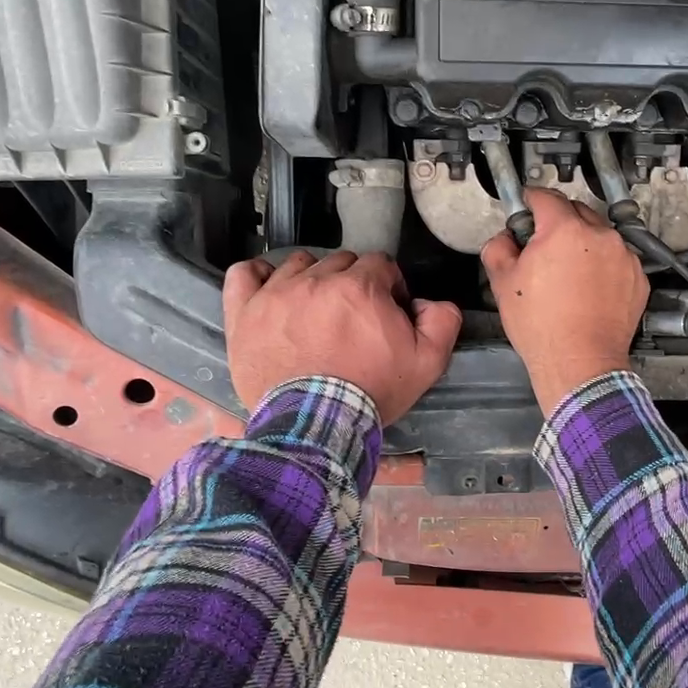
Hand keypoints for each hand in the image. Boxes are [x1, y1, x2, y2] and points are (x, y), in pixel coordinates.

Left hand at [222, 251, 461, 423]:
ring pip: (299, 265)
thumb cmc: (370, 392)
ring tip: (315, 310)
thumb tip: (429, 302)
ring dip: (312, 279)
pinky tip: (270, 289)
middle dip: (352, 283)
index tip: (386, 311)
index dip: (388, 286)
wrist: (315, 425)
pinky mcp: (245, 313)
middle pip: (341, 262)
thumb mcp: (427, 363)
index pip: (380, 264)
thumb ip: (442, 321)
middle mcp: (317, 280)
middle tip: (353, 318)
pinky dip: (257, 275)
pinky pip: (245, 274)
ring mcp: (276, 294)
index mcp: (360, 287)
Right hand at [481, 189, 648, 414]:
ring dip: (582, 243)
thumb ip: (499, 248)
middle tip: (541, 245)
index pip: (545, 197)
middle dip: (557, 222)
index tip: (526, 205)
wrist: (580, 363)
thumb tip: (505, 239)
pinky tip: (586, 288)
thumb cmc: (545, 328)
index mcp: (564, 230)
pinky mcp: (637, 277)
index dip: (530, 200)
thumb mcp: (503, 283)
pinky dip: (603, 265)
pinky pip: (617, 259)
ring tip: (566, 273)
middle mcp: (599, 236)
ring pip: (599, 235)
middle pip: (575, 211)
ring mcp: (623, 256)